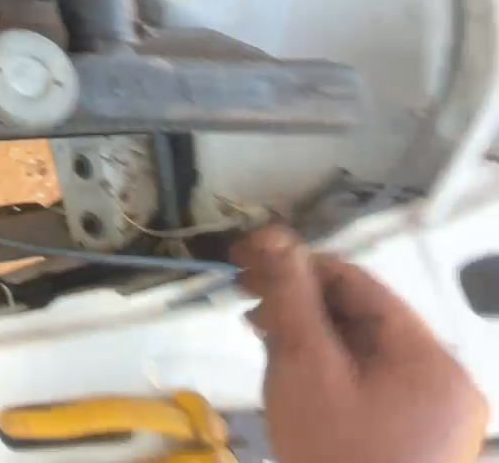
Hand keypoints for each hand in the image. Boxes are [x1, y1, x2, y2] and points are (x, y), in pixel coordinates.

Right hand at [234, 226, 487, 462]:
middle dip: (295, 292)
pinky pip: (357, 363)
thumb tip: (274, 236)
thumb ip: (292, 295)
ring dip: (300, 319)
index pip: (358, 283)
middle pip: (358, 308)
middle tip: (240, 287)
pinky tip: (280, 351)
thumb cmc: (334, 443)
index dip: (297, 260)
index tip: (241, 256)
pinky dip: (315, 348)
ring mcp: (424, 400)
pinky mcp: (403, 417)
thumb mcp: (305, 361)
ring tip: (255, 323)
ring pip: (353, 334)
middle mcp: (438, 375)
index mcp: (428, 360)